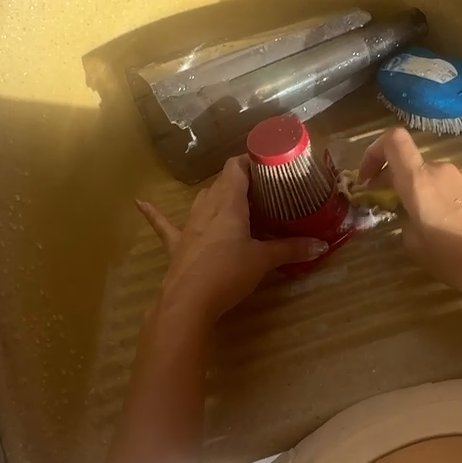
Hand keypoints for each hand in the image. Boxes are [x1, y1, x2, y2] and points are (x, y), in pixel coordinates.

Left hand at [136, 156, 325, 324]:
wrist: (189, 301)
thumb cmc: (228, 272)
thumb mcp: (263, 260)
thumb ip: (291, 249)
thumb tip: (322, 245)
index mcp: (229, 203)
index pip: (236, 168)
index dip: (250, 161)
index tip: (267, 162)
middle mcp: (207, 208)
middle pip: (222, 183)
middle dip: (240, 181)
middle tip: (262, 187)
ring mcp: (189, 226)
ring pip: (202, 200)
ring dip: (216, 196)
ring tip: (233, 197)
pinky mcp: (176, 245)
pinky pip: (164, 225)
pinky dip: (154, 213)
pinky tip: (140, 202)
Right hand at [357, 127, 461, 298]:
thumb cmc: (452, 257)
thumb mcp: (414, 244)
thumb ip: (402, 220)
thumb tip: (406, 214)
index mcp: (418, 180)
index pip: (392, 140)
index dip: (374, 153)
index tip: (368, 179)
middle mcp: (439, 170)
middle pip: (409, 163)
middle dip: (393, 182)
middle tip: (387, 209)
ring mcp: (461, 177)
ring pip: (429, 176)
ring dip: (417, 191)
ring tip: (417, 221)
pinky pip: (447, 185)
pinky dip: (436, 197)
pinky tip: (443, 224)